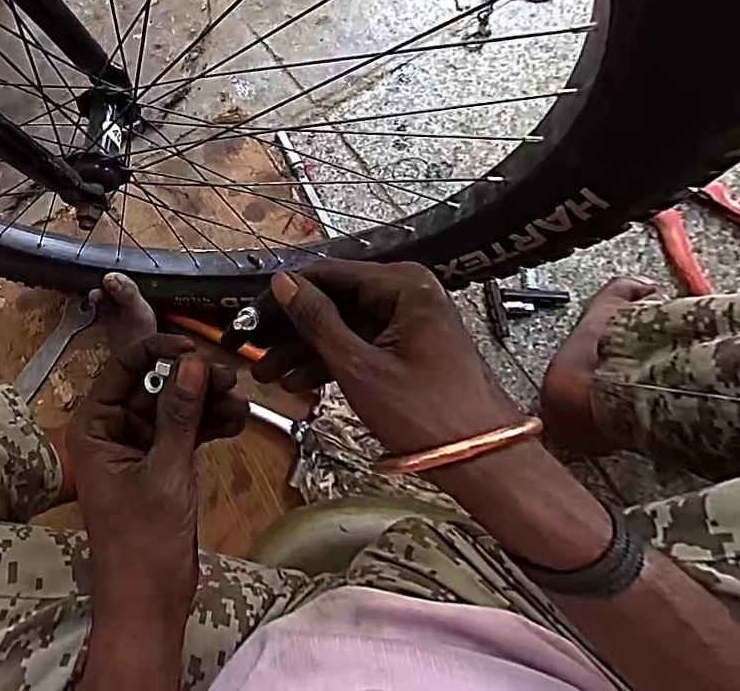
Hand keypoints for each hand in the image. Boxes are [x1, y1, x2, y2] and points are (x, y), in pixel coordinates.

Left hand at [66, 334, 213, 633]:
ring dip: (206, 401)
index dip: (158, 353)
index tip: (194, 350)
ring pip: (173, 405)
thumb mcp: (164, 472)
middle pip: (153, 384)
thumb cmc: (144, 545)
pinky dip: (208, 424)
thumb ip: (178, 415)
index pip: (123, 368)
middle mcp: (112, 428)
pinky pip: (184, 430)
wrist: (150, 609)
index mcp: (95, 425)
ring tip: (239, 402)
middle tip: (228, 379)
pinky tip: (236, 421)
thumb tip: (192, 364)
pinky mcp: (160, 461)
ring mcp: (138, 445)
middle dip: (191, 380)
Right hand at [256, 260, 523, 453]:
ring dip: (305, 349)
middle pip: (332, 300)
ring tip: (269, 372)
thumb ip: (316, 320)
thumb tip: (283, 283)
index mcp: (402, 285)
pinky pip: (359, 342)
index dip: (284, 297)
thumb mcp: (359, 366)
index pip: (326, 274)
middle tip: (257, 350)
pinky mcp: (407, 345)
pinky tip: (300, 380)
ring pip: (342, 325)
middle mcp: (406, 293)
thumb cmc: (430, 416)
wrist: (486, 466)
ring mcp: (407, 320)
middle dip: (292, 330)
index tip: (253, 318)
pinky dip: (331, 361)